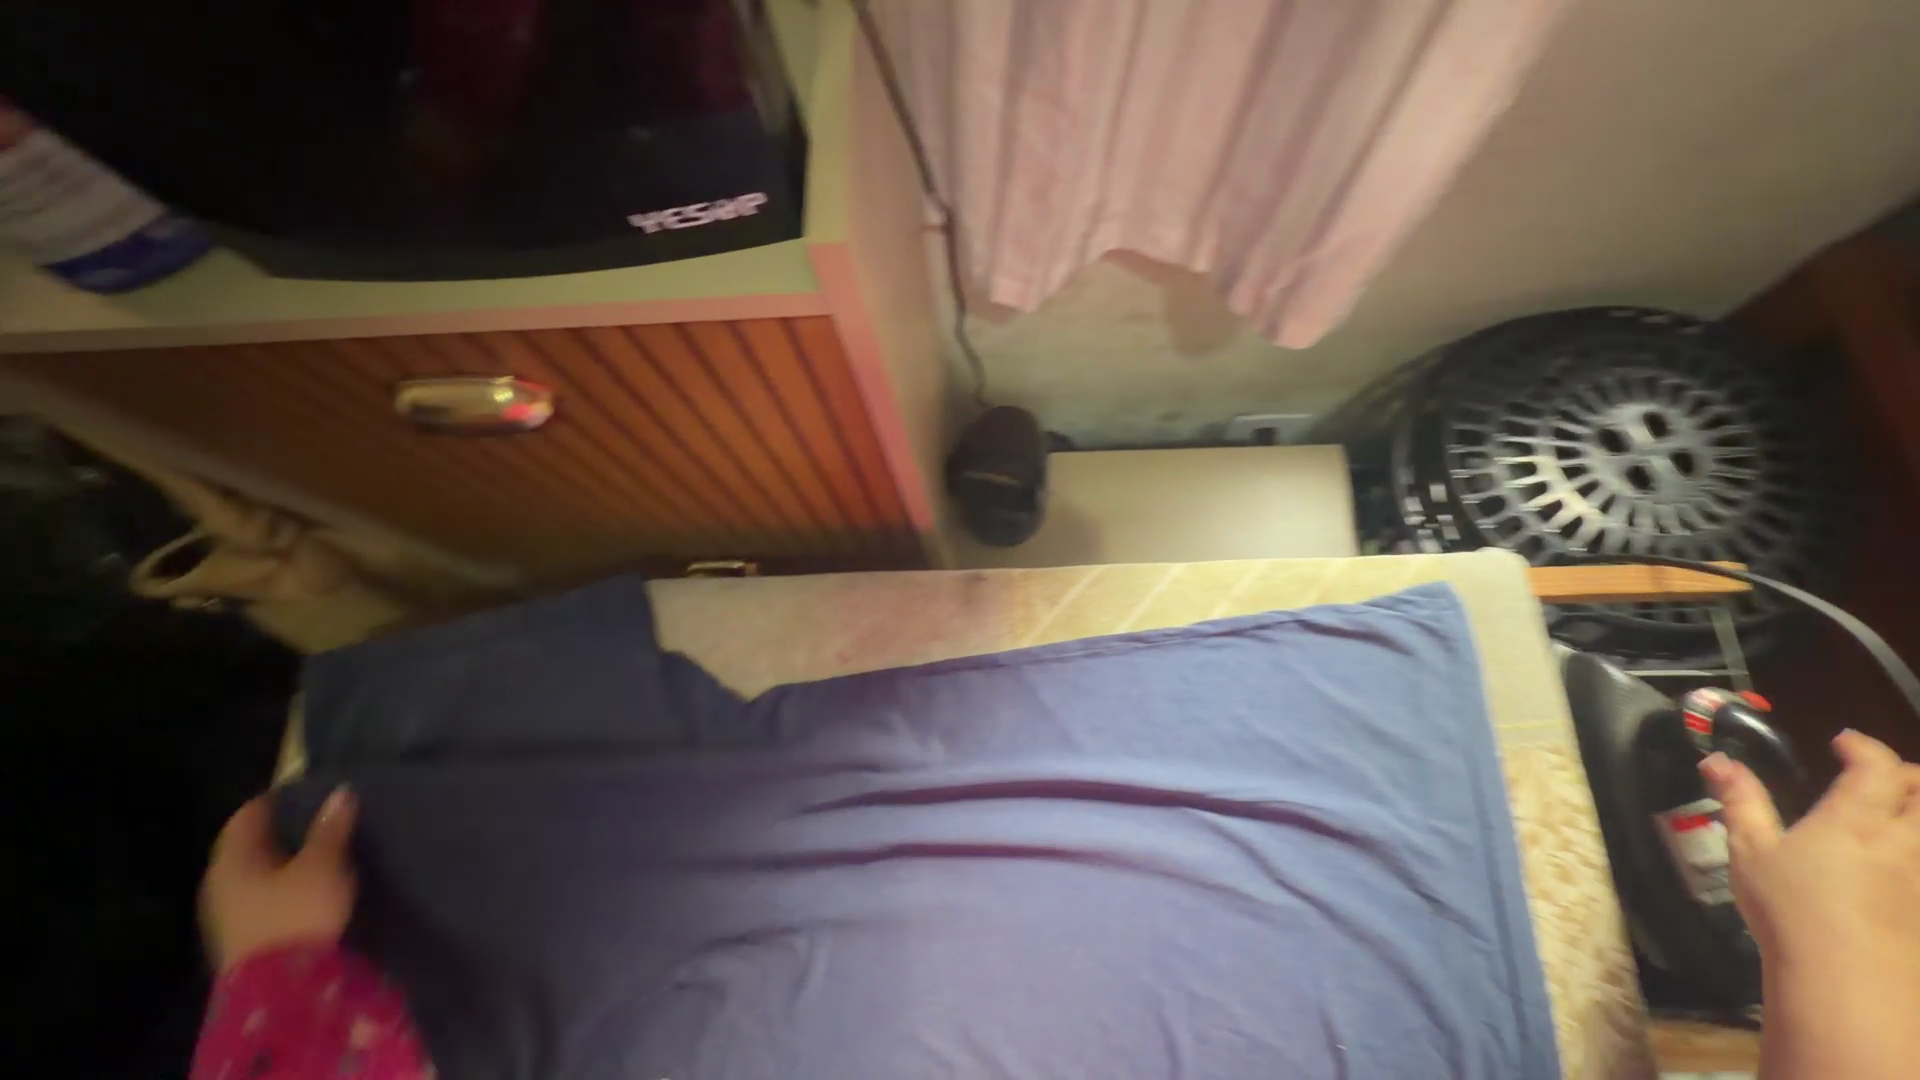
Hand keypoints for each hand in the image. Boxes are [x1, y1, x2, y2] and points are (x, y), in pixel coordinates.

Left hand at [199, 788, 357, 970]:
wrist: (279, 988)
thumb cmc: (297, 912)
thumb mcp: (323, 864)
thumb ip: (331, 829)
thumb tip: (340, 792)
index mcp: (232, 860)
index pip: (247, 816)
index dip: (276, 799)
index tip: (309, 791)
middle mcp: (220, 882)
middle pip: (249, 844)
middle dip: (283, 830)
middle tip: (322, 817)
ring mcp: (226, 912)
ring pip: (256, 871)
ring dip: (284, 858)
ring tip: (323, 849)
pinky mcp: (243, 933)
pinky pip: (262, 893)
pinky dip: (284, 882)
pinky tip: (310, 883)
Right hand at [1703, 730, 1919, 1079]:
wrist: (1849, 980)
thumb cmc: (1790, 907)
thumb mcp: (1749, 850)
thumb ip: (1740, 801)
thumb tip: (1718, 760)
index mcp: (1856, 821)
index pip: (1878, 767)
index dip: (1863, 747)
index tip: (1840, 742)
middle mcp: (1905, 842)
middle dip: (1909, 776)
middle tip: (1879, 775)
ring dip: (1919, 809)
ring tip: (1896, 811)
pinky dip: (1915, 842)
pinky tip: (1898, 857)